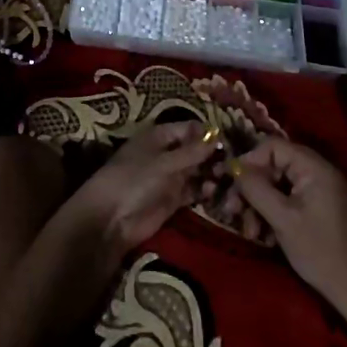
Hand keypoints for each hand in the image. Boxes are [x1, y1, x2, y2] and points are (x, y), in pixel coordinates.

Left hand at [68, 121, 217, 257]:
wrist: (112, 218)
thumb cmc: (134, 180)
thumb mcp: (164, 163)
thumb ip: (191, 152)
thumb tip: (217, 137)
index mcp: (158, 136)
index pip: (189, 128)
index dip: (208, 133)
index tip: (231, 141)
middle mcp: (165, 153)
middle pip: (195, 150)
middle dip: (213, 156)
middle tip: (234, 164)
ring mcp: (169, 176)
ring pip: (197, 171)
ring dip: (211, 174)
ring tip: (226, 180)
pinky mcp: (172, 198)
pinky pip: (193, 190)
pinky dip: (204, 191)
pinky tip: (215, 193)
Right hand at [233, 138, 346, 305]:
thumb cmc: (317, 250)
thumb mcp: (281, 218)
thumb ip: (256, 188)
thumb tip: (234, 167)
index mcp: (315, 169)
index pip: (274, 146)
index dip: (250, 160)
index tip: (232, 181)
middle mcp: (317, 172)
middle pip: (272, 165)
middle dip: (251, 186)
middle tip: (232, 208)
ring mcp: (317, 190)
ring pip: (275, 184)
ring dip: (257, 203)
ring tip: (247, 228)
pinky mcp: (314, 206)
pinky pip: (284, 198)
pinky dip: (269, 212)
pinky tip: (260, 233)